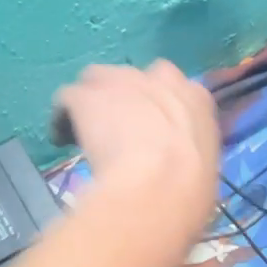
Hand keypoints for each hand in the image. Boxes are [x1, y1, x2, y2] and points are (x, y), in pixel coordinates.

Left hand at [55, 61, 219, 227]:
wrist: (160, 188)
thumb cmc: (191, 190)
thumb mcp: (205, 171)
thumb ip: (189, 157)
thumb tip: (177, 170)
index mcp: (196, 100)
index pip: (174, 87)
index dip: (157, 107)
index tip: (151, 129)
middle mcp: (159, 80)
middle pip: (133, 77)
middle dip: (123, 95)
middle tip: (116, 126)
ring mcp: (120, 83)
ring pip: (96, 79)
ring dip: (93, 99)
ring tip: (85, 130)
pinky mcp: (85, 96)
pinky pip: (66, 98)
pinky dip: (63, 117)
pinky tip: (61, 140)